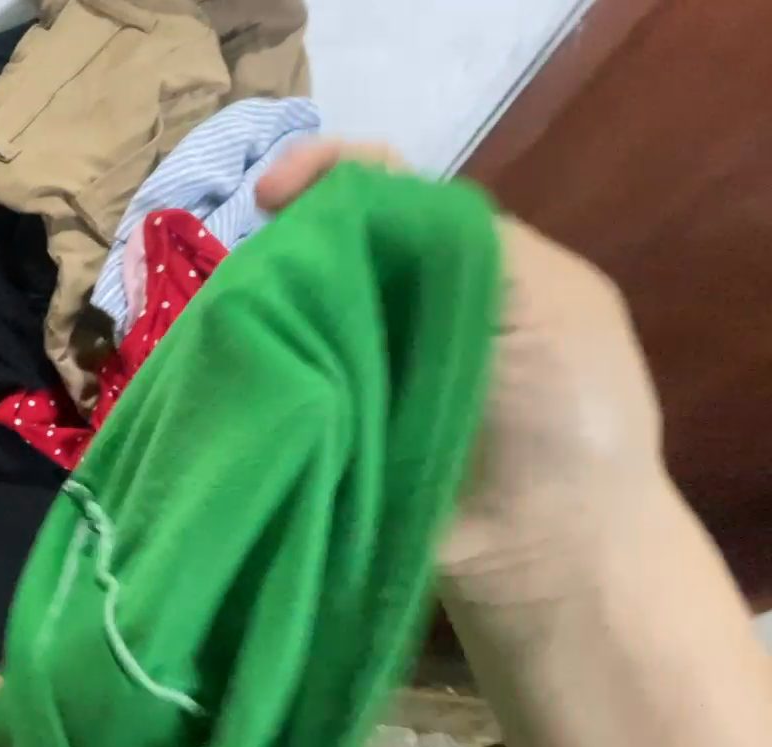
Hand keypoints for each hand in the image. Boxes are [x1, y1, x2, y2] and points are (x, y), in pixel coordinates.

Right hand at [258, 140, 667, 599]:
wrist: (536, 545)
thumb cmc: (559, 417)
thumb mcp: (545, 300)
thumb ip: (462, 241)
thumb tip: (344, 207)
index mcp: (454, 268)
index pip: (380, 197)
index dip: (324, 176)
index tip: (268, 192)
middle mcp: (392, 312)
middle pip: (318, 255)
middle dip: (274, 248)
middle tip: (232, 270)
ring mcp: (345, 371)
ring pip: (284, 317)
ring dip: (250, 311)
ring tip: (212, 320)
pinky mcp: (312, 423)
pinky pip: (270, 381)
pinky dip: (244, 369)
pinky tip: (216, 365)